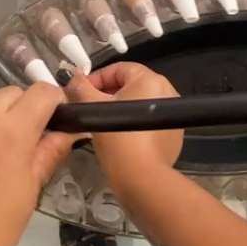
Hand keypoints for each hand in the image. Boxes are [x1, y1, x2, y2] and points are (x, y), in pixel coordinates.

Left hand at [0, 83, 77, 245]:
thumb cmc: (1, 224)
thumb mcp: (33, 185)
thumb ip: (51, 150)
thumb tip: (70, 130)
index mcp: (11, 132)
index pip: (41, 93)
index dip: (54, 100)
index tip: (57, 116)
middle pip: (9, 93)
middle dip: (24, 107)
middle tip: (30, 136)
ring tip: (0, 152)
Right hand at [63, 63, 183, 190]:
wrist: (141, 178)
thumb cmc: (117, 138)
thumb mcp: (94, 110)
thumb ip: (81, 87)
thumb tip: (72, 75)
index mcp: (150, 80)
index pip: (119, 68)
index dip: (97, 78)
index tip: (81, 93)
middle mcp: (167, 92)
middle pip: (131, 85)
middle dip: (108, 94)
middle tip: (90, 109)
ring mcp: (173, 114)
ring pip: (140, 104)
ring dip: (121, 109)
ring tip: (102, 123)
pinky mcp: (174, 134)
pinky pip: (149, 121)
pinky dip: (135, 123)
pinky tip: (121, 137)